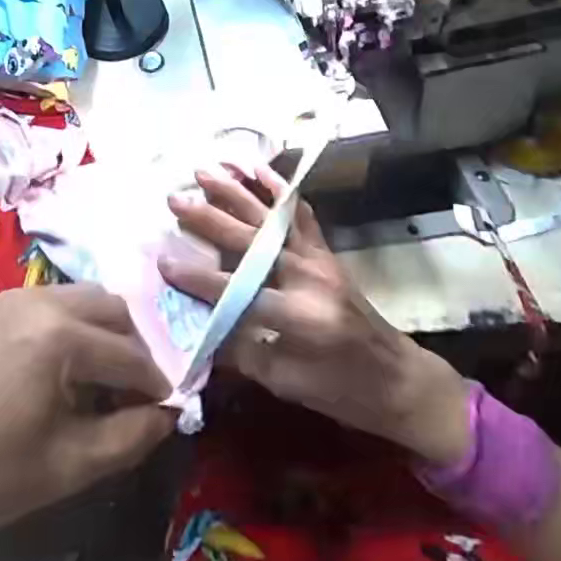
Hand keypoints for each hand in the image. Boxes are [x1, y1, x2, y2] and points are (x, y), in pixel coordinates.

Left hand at [0, 284, 175, 555]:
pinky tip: (59, 371)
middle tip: (137, 393)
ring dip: (101, 333)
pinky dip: (69, 328)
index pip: (131, 355)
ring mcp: (7, 299)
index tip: (171, 409)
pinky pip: (46, 305)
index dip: (158, 385)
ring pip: (79, 300)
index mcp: (59, 333)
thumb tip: (167, 413)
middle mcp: (37, 299)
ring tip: (99, 383)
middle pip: (111, 308)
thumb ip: (130, 436)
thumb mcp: (66, 466)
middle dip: (134, 347)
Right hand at [160, 163, 471, 467]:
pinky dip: (277, 191)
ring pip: (271, 218)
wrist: (398, 379)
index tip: (162, 262)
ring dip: (236, 192)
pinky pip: (299, 214)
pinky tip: (257, 170)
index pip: (237, 293)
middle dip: (209, 219)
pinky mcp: (326, 252)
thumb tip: (194, 322)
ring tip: (206, 170)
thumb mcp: (284, 382)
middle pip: (250, 242)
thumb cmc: (340, 390)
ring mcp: (320, 259)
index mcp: (300, 317)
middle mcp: (309, 277)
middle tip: (175, 199)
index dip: (197, 279)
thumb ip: (238, 350)